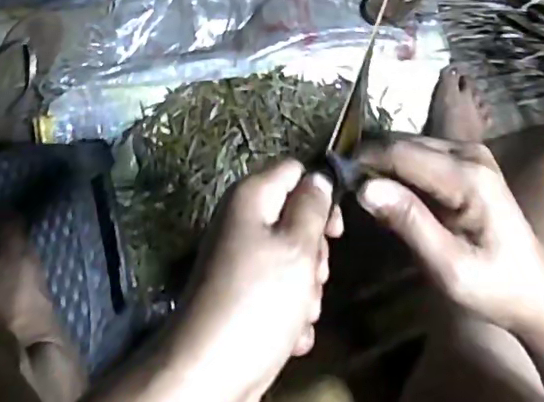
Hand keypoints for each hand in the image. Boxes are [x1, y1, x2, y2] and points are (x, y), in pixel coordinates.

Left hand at [164, 160, 343, 399]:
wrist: (208, 373)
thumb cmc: (257, 301)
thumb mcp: (297, 248)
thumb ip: (312, 208)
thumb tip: (319, 177)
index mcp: (252, 195)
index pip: (296, 170)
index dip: (322, 193)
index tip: (335, 230)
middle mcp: (242, 219)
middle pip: (295, 217)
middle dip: (314, 251)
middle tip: (315, 278)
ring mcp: (238, 258)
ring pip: (290, 258)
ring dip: (305, 288)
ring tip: (301, 314)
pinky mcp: (239, 294)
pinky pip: (275, 290)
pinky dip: (288, 312)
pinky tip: (291, 337)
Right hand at [355, 136, 543, 333]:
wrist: (537, 292)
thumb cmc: (495, 288)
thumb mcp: (450, 268)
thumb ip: (409, 223)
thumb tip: (364, 187)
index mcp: (468, 176)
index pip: (401, 152)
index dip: (365, 162)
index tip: (336, 180)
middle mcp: (468, 151)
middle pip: (402, 143)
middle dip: (371, 162)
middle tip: (345, 192)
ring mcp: (469, 151)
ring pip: (408, 144)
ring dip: (382, 163)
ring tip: (362, 193)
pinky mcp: (466, 158)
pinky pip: (420, 152)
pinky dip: (399, 167)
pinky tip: (390, 194)